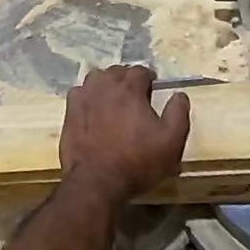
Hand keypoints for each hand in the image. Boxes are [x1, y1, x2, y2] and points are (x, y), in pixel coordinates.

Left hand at [59, 65, 189, 206]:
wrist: (97, 179)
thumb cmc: (138, 161)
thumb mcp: (171, 141)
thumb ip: (178, 113)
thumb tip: (179, 94)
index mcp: (129, 89)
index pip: (139, 71)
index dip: (149, 77)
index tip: (153, 86)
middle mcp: (104, 86)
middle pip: (117, 71)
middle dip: (128, 78)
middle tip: (136, 93)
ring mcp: (83, 97)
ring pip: (96, 78)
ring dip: (107, 82)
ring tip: (115, 97)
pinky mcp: (69, 110)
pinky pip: (80, 92)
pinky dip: (89, 94)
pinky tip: (94, 107)